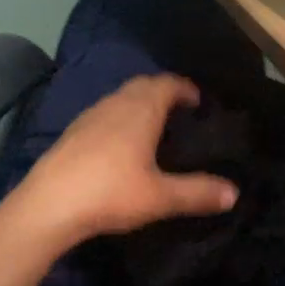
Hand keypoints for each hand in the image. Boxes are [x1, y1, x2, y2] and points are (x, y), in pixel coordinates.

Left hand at [2, 74, 238, 249]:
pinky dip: (120, 116)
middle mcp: (115, 103)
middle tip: (180, 111)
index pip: (166, 84)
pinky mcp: (74, 129)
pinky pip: (105, 111)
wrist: (51, 201)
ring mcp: (91, 114)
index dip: (184, 87)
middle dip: (162, 91)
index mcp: (140, 110)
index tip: (198, 100)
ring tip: (155, 125)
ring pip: (121, 96)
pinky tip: (122, 142)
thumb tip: (234, 192)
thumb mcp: (160, 197)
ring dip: (139, 102)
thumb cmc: (111, 192)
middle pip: (142, 85)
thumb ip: (197, 192)